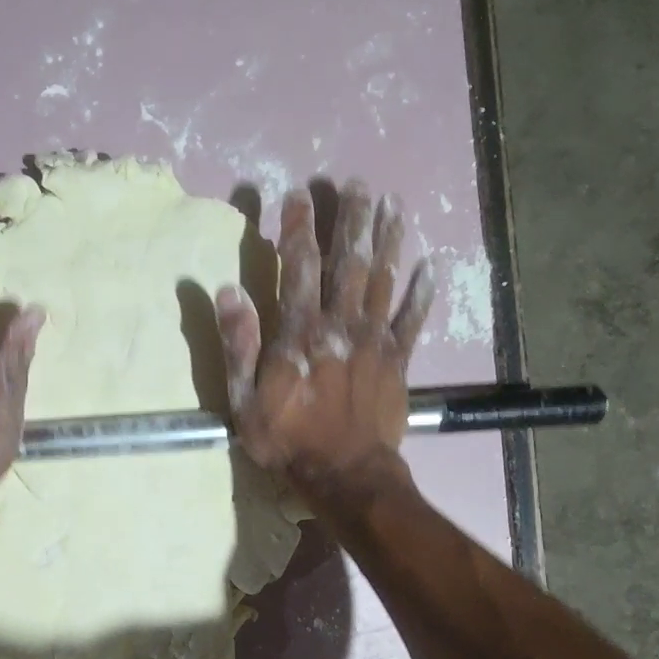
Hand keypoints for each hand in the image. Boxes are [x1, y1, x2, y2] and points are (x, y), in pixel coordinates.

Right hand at [214, 181, 434, 492]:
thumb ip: (238, 344)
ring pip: (382, 278)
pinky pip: (412, 319)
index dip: (297, 228)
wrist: (344, 473)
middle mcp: (339, 324)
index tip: (296, 195)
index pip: (298, 267)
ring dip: (387, 239)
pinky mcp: (398, 360)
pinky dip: (421, 292)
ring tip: (391, 203)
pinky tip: (429, 266)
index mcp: (299, 332)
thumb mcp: (243, 399)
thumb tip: (228, 292)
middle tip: (356, 184)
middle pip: (347, 261)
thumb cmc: (286, 440)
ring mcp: (373, 340)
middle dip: (350, 220)